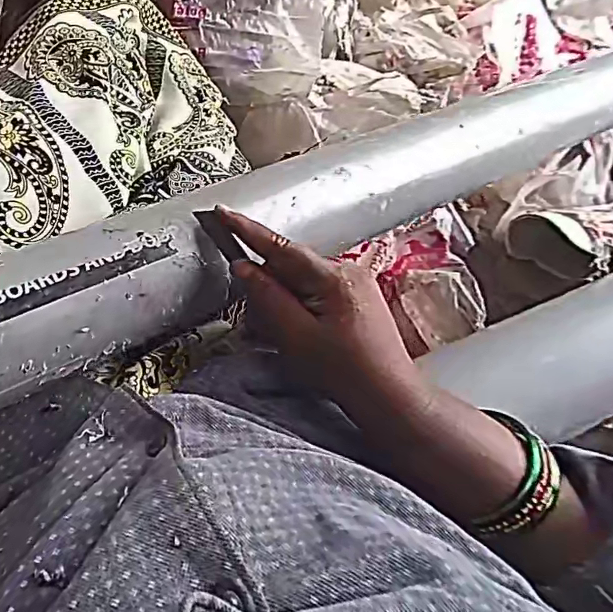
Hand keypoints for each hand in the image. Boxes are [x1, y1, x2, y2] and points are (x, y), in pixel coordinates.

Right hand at [216, 208, 421, 404]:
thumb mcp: (295, 335)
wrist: (390, 398)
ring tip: (286, 336)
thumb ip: (266, 295)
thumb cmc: (346, 371)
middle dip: (266, 288)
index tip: (222, 213)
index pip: (279, 247)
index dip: (245, 229)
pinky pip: (311, 290)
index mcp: (333, 278)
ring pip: (297, 280)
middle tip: (262, 324)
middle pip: (286, 266)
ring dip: (281, 302)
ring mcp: (353, 283)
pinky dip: (296, 306)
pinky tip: (301, 332)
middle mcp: (346, 272)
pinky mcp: (354, 296)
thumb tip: (243, 266)